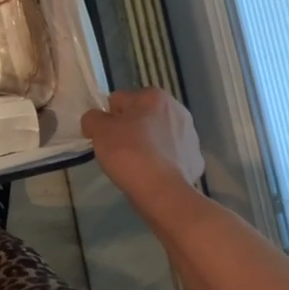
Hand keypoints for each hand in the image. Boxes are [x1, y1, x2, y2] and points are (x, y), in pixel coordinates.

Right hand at [82, 88, 197, 199]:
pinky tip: (152, 173)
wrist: (163, 192)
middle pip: (141, 116)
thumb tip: (97, 121)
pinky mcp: (195, 160)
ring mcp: (190, 136)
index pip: (120, 100)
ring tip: (135, 164)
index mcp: (154, 97)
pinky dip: (161, 161)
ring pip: (157, 135)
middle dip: (130, 128)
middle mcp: (177, 110)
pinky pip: (170, 155)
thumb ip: (92, 118)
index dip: (108, 117)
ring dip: (147, 143)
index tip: (105, 136)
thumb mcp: (98, 130)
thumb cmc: (129, 153)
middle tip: (118, 149)